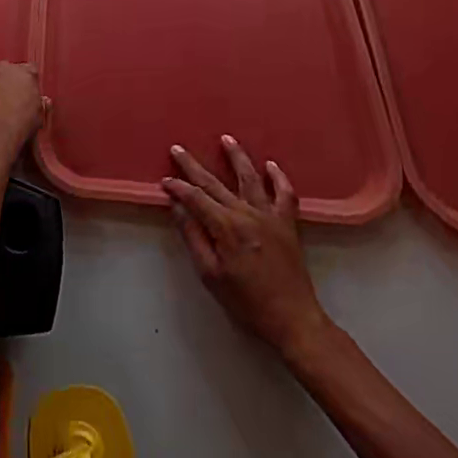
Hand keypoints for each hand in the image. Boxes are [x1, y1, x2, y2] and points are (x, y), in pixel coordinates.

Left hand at [0, 61, 46, 162]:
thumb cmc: (21, 124)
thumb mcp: (39, 115)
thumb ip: (39, 103)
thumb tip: (41, 99)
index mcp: (26, 73)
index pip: (31, 70)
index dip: (30, 81)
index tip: (29, 91)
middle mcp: (6, 68)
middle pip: (11, 70)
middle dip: (12, 79)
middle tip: (13, 96)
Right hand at [163, 136, 331, 359]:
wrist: (293, 320)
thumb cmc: (246, 302)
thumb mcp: (210, 275)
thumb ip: (194, 237)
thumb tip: (178, 208)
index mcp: (226, 227)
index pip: (195, 198)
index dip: (177, 188)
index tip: (164, 181)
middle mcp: (247, 214)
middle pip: (215, 184)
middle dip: (193, 166)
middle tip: (177, 149)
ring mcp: (270, 216)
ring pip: (250, 178)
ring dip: (237, 157)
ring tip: (226, 138)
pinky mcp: (288, 224)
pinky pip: (285, 194)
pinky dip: (278, 177)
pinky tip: (270, 165)